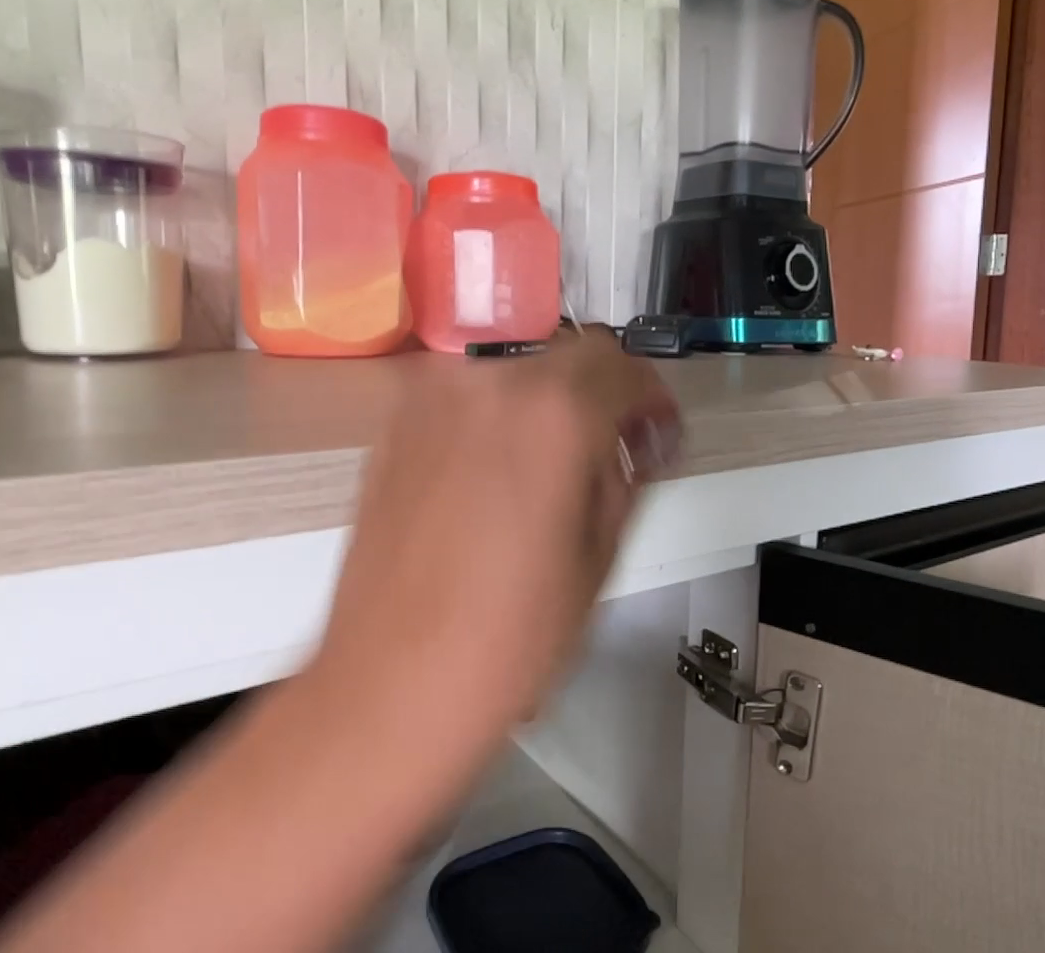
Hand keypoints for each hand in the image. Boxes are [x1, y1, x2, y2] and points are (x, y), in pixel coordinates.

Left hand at [312, 332, 681, 733]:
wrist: (391, 683)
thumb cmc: (508, 637)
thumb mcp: (599, 556)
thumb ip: (623, 475)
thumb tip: (634, 441)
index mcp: (551, 412)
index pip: (621, 364)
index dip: (650, 399)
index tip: (654, 437)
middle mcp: (485, 385)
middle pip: (565, 360)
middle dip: (599, 400)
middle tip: (611, 459)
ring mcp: (428, 401)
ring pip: (512, 377)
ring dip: (544, 410)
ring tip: (550, 477)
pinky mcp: (392, 429)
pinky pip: (464, 403)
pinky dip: (494, 423)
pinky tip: (497, 483)